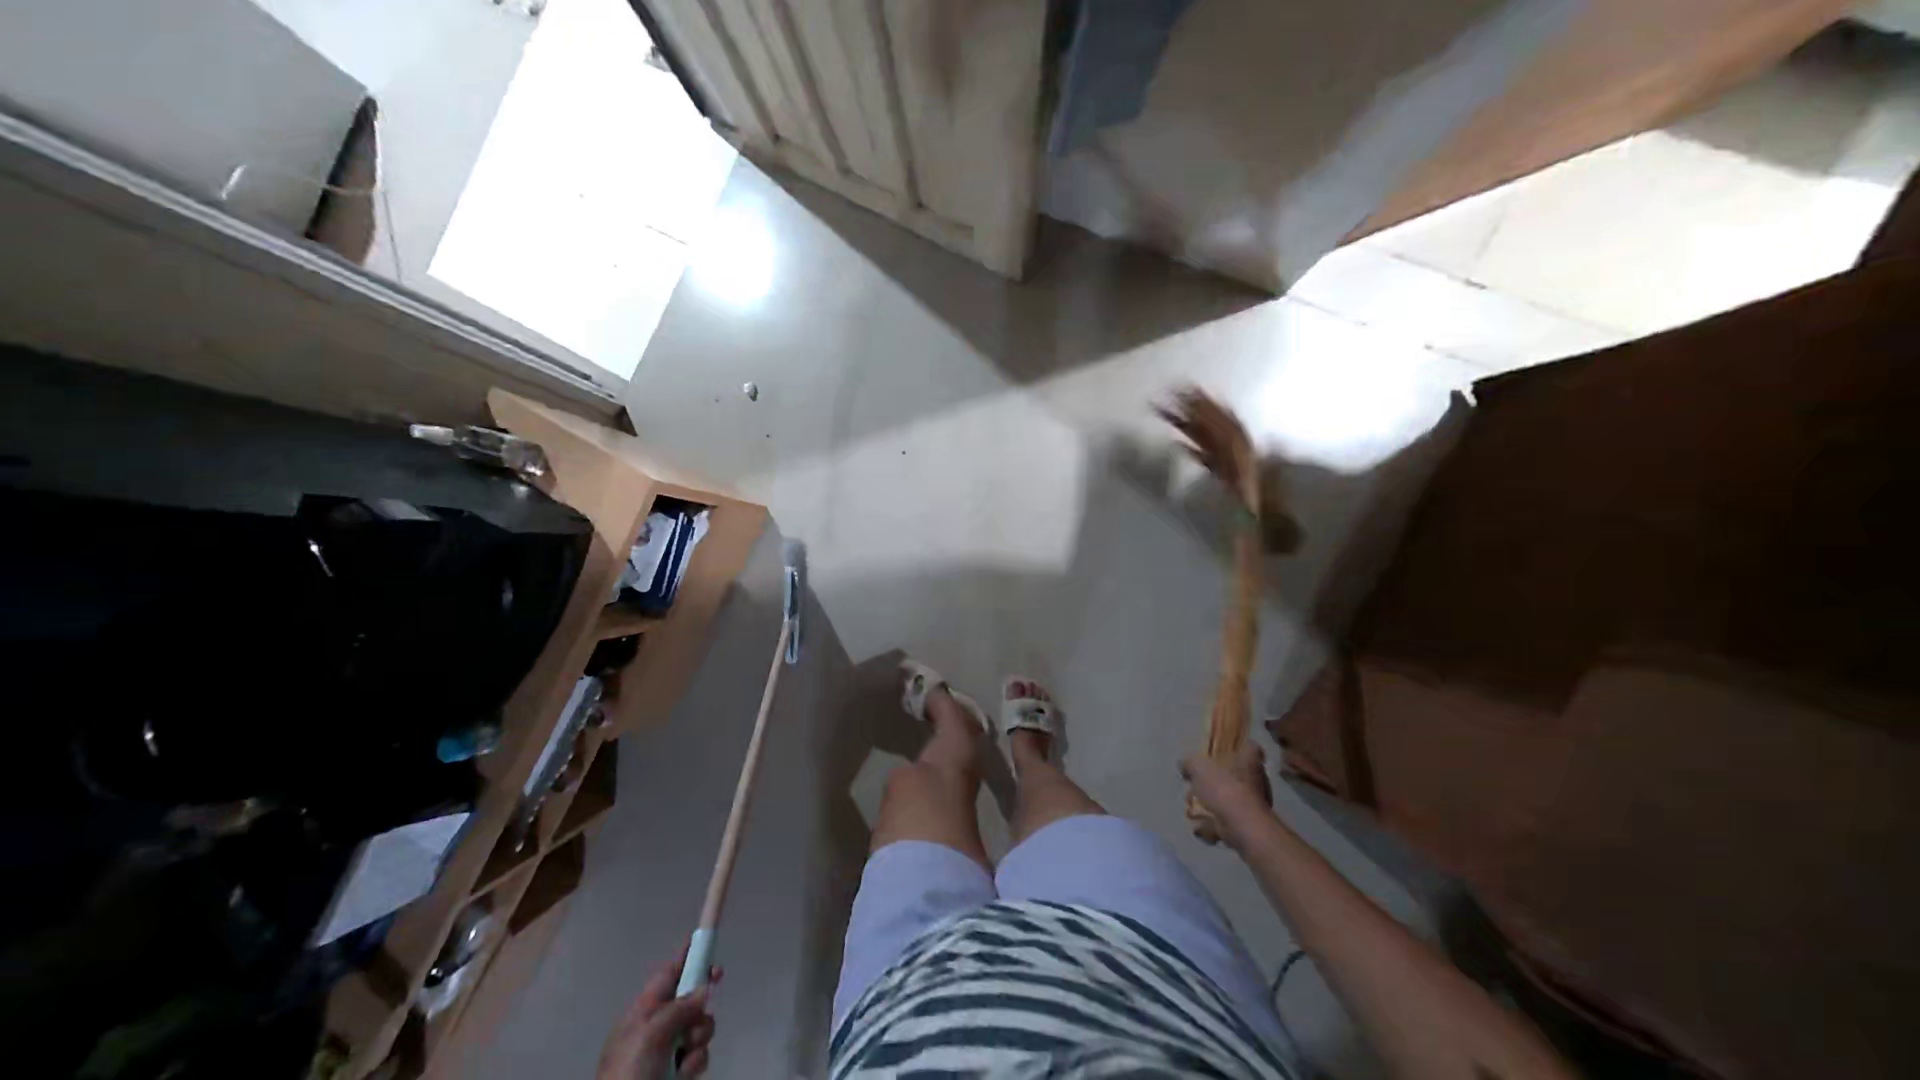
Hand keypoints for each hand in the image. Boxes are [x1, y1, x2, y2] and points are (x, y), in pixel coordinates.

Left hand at [596, 949, 722, 1079]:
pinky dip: (696, 1062)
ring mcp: (667, 1052)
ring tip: (685, 1055)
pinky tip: (684, 1074)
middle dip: (701, 1002)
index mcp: (642, 1012)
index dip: (687, 957)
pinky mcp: (678, 1073)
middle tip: (706, 1001)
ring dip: (699, 1037)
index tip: (707, 941)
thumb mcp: (650, 1035)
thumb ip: (679, 1009)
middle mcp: (657, 1027)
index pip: (668, 974)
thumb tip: (704, 988)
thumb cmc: (628, 1073)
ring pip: (699, 1027)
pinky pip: (698, 1055)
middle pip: (690, 998)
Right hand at [1181, 740, 1271, 846]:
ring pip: (1225, 798)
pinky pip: (1225, 819)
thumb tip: (1184, 765)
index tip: (1220, 752)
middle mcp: (1256, 778)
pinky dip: (1213, 823)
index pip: (1249, 746)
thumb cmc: (1223, 788)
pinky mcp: (1248, 822)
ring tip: (1194, 808)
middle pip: (1231, 774)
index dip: (1236, 747)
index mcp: (1249, 759)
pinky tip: (1201, 824)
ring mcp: (1253, 802)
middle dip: (1211, 782)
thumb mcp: (1198, 767)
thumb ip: (1189, 763)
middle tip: (1195, 786)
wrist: (1240, 825)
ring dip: (1208, 804)